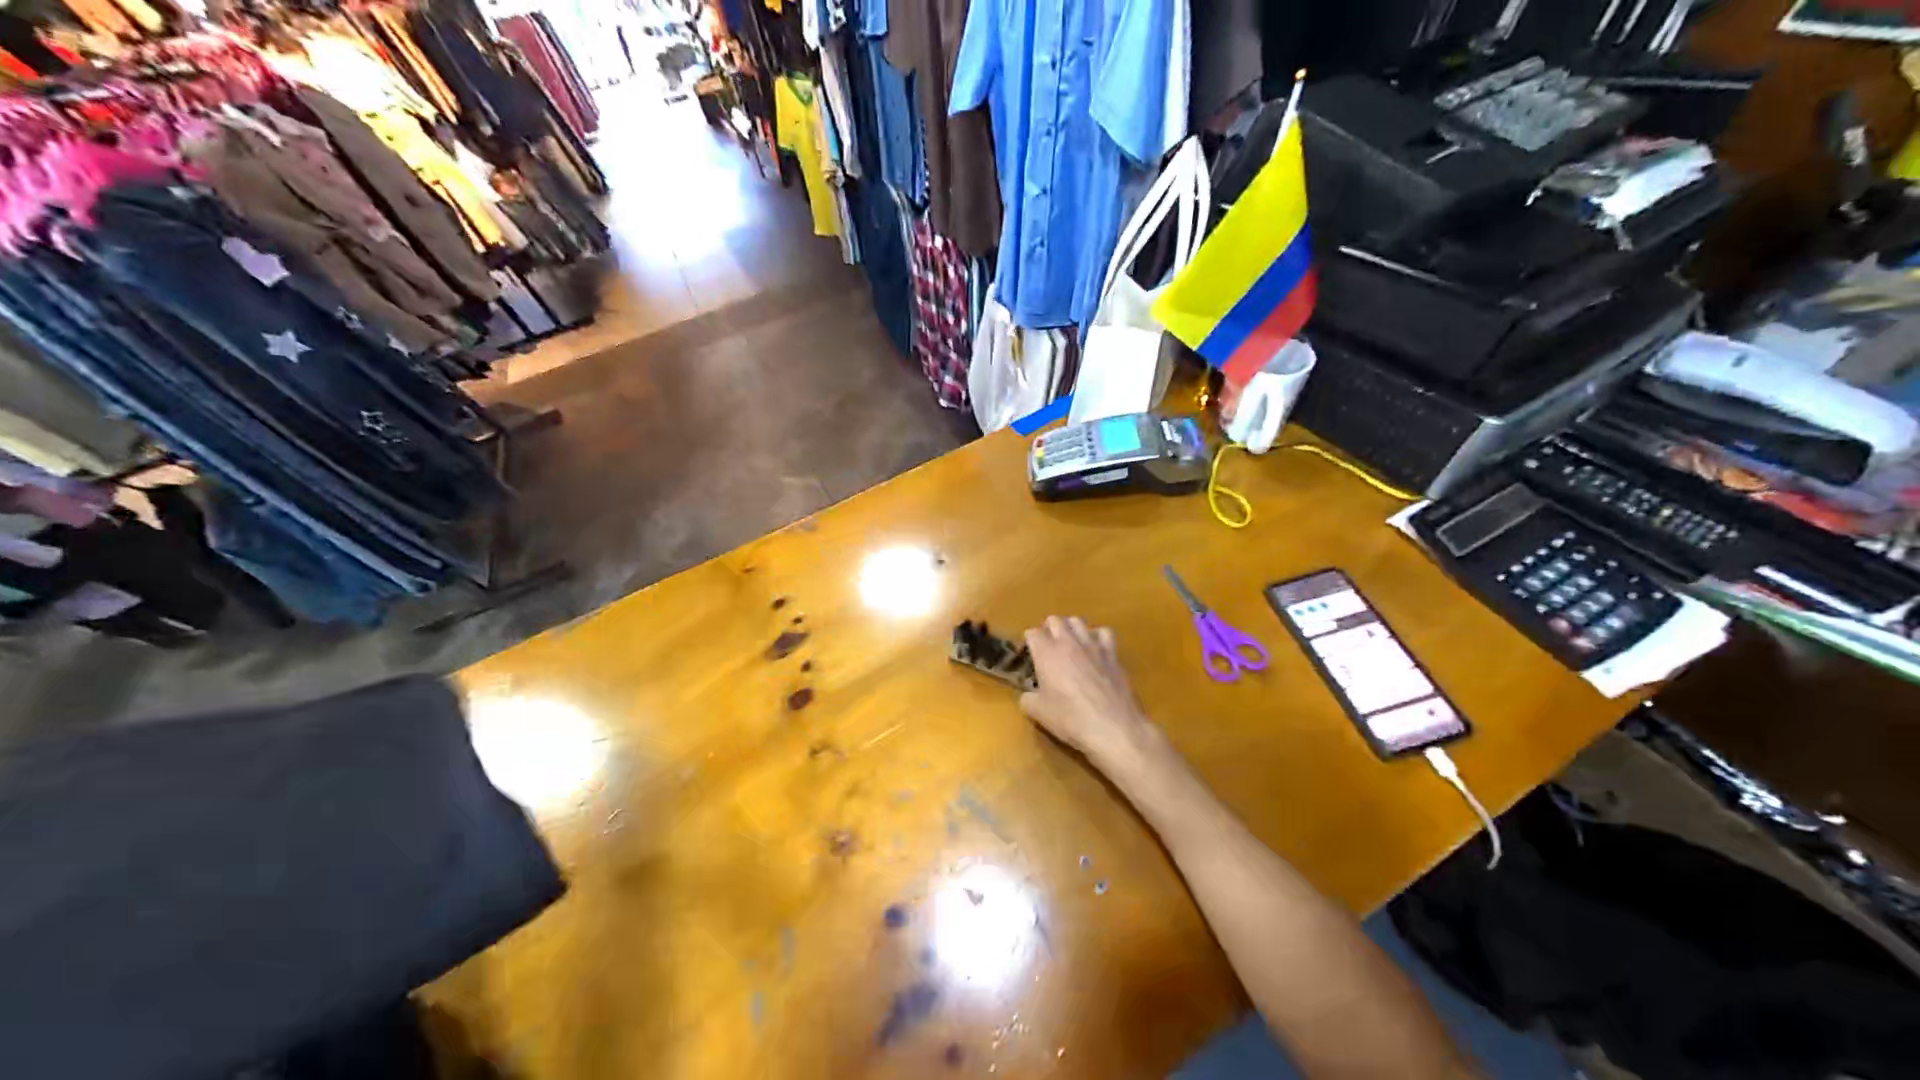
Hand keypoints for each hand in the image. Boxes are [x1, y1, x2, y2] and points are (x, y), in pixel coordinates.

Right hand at [1020, 616, 1158, 767]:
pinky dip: (1098, 637)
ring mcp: (1093, 645)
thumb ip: (1028, 699)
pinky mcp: (1113, 654)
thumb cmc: (1070, 719)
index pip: (1032, 633)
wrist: (1113, 727)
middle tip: (1048, 648)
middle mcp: (1069, 642)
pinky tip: (1096, 650)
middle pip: (1055, 620)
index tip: (1030, 656)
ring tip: (1071, 644)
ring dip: (1071, 629)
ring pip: (1079, 621)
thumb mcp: (1038, 713)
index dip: (1029, 643)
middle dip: (1049, 630)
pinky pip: (1104, 632)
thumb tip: (1028, 695)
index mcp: (1046, 653)